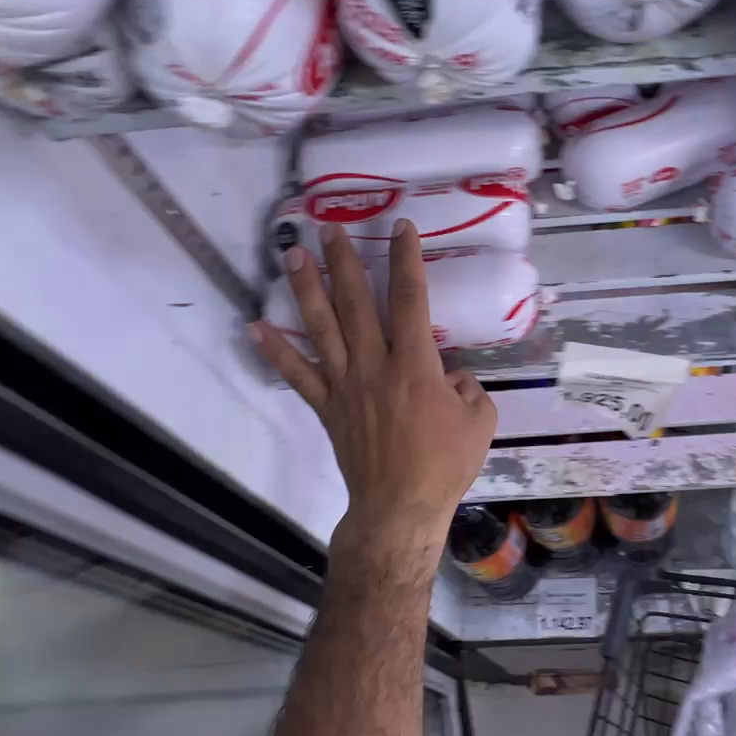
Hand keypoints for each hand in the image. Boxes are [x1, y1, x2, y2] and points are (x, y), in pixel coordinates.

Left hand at [249, 220, 497, 553]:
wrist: (400, 508)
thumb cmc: (444, 465)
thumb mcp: (480, 419)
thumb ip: (467, 386)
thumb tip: (448, 375)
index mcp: (415, 364)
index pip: (410, 299)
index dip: (407, 260)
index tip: (400, 227)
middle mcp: (374, 365)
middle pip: (356, 303)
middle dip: (344, 262)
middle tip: (329, 227)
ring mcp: (345, 386)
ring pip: (322, 328)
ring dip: (307, 289)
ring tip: (293, 254)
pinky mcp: (327, 407)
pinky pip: (298, 374)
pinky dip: (276, 350)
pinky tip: (255, 326)